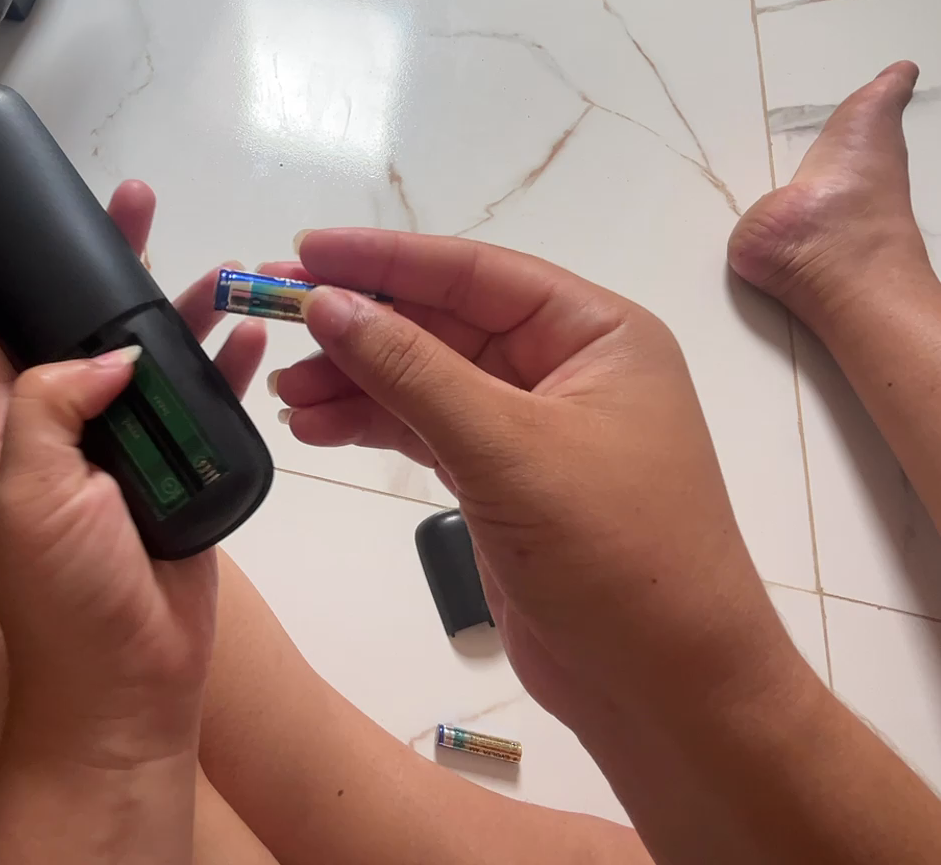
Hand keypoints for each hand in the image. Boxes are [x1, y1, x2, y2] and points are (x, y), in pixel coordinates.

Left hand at [0, 180, 266, 761]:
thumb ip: (50, 409)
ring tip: (224, 272)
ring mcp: (133, 451)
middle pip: (95, 334)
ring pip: (158, 365)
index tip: (57, 223)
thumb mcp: (28, 499)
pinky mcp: (184, 473)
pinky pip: (206, 409)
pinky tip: (250, 339)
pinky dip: (226, 372)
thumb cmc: (64, 599)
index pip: (10, 333)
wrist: (131, 686)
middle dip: (118, 273)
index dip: (29, 276)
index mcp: (16, 432)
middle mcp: (73, 432)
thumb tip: (107, 354)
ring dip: (183, 317)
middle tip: (145, 209)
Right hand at [267, 231, 799, 724]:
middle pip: (439, 323)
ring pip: (422, 378)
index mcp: (592, 331)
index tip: (306, 251)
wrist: (665, 690)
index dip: (383, 258)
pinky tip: (315, 426)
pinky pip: (422, 427)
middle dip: (358, 325)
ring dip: (354, 381)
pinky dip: (370, 424)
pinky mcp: (497, 473)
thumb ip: (410, 369)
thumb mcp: (503, 446)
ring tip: (285, 393)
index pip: (471, 272)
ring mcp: (526, 422)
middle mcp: (560, 364)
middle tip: (275, 318)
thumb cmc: (611, 552)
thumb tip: (326, 303)